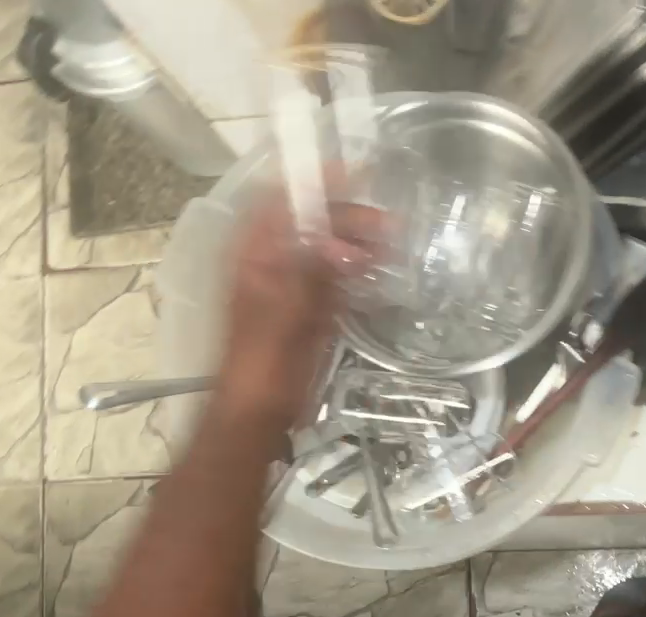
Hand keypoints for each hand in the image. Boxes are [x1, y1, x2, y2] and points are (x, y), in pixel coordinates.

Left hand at [214, 190, 379, 426]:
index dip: (316, 182)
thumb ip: (311, 275)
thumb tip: (338, 242)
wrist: (258, 413)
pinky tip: (378, 272)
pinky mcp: (307, 312)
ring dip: (356, 244)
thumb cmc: (262, 366)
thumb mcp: (285, 316)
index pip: (282, 200)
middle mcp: (271, 263)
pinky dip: (355, 273)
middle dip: (348, 218)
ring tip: (391, 246)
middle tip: (389, 224)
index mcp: (254, 255)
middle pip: (309, 224)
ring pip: (325, 251)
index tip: (357, 174)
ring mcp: (290, 287)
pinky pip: (333, 282)